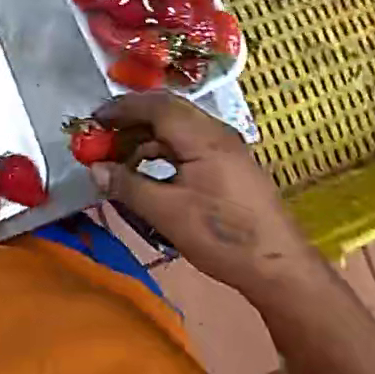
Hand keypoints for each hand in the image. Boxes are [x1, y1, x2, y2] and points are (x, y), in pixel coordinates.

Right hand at [90, 93, 315, 297]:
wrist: (279, 268)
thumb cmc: (222, 237)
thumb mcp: (167, 213)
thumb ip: (128, 186)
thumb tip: (95, 170)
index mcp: (203, 137)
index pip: (156, 106)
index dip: (122, 108)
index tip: (94, 119)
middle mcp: (217, 133)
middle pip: (168, 110)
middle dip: (132, 118)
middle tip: (103, 133)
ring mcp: (227, 149)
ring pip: (179, 127)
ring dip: (147, 135)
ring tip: (120, 155)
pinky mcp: (230, 166)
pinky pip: (189, 143)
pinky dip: (163, 149)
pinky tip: (149, 171)